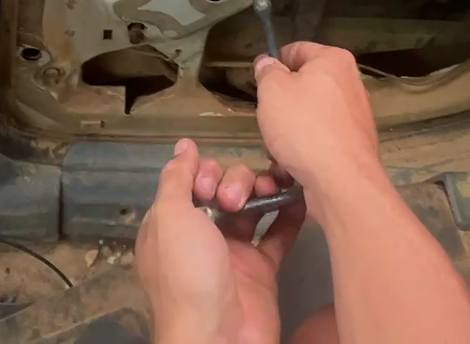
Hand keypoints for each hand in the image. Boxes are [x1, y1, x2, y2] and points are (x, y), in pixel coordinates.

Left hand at [135, 138, 305, 343]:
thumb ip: (176, 177)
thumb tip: (184, 145)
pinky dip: (289, 212)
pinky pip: (279, 233)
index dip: (202, 174)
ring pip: (250, 206)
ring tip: (271, 190)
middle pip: (221, 189)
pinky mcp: (262, 270)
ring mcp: (233, 253)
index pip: (190, 181)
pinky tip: (300, 193)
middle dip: (232, 181)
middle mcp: (201, 237)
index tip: (207, 187)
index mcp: (172, 226)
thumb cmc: (187, 273)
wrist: (219, 340)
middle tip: (231, 201)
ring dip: (261, 190)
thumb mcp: (169, 217)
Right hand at [252, 42, 385, 194]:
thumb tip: (268, 64)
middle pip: (303, 86)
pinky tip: (293, 167)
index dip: (274, 66)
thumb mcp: (272, 90)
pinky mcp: (355, 146)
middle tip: (268, 121)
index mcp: (334, 60)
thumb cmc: (304, 126)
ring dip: (289, 132)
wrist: (341, 183)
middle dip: (281, 106)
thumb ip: (267, 72)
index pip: (295, 50)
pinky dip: (306, 150)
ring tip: (278, 150)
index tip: (261, 87)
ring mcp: (356, 117)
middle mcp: (350, 83)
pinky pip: (322, 140)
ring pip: (309, 117)